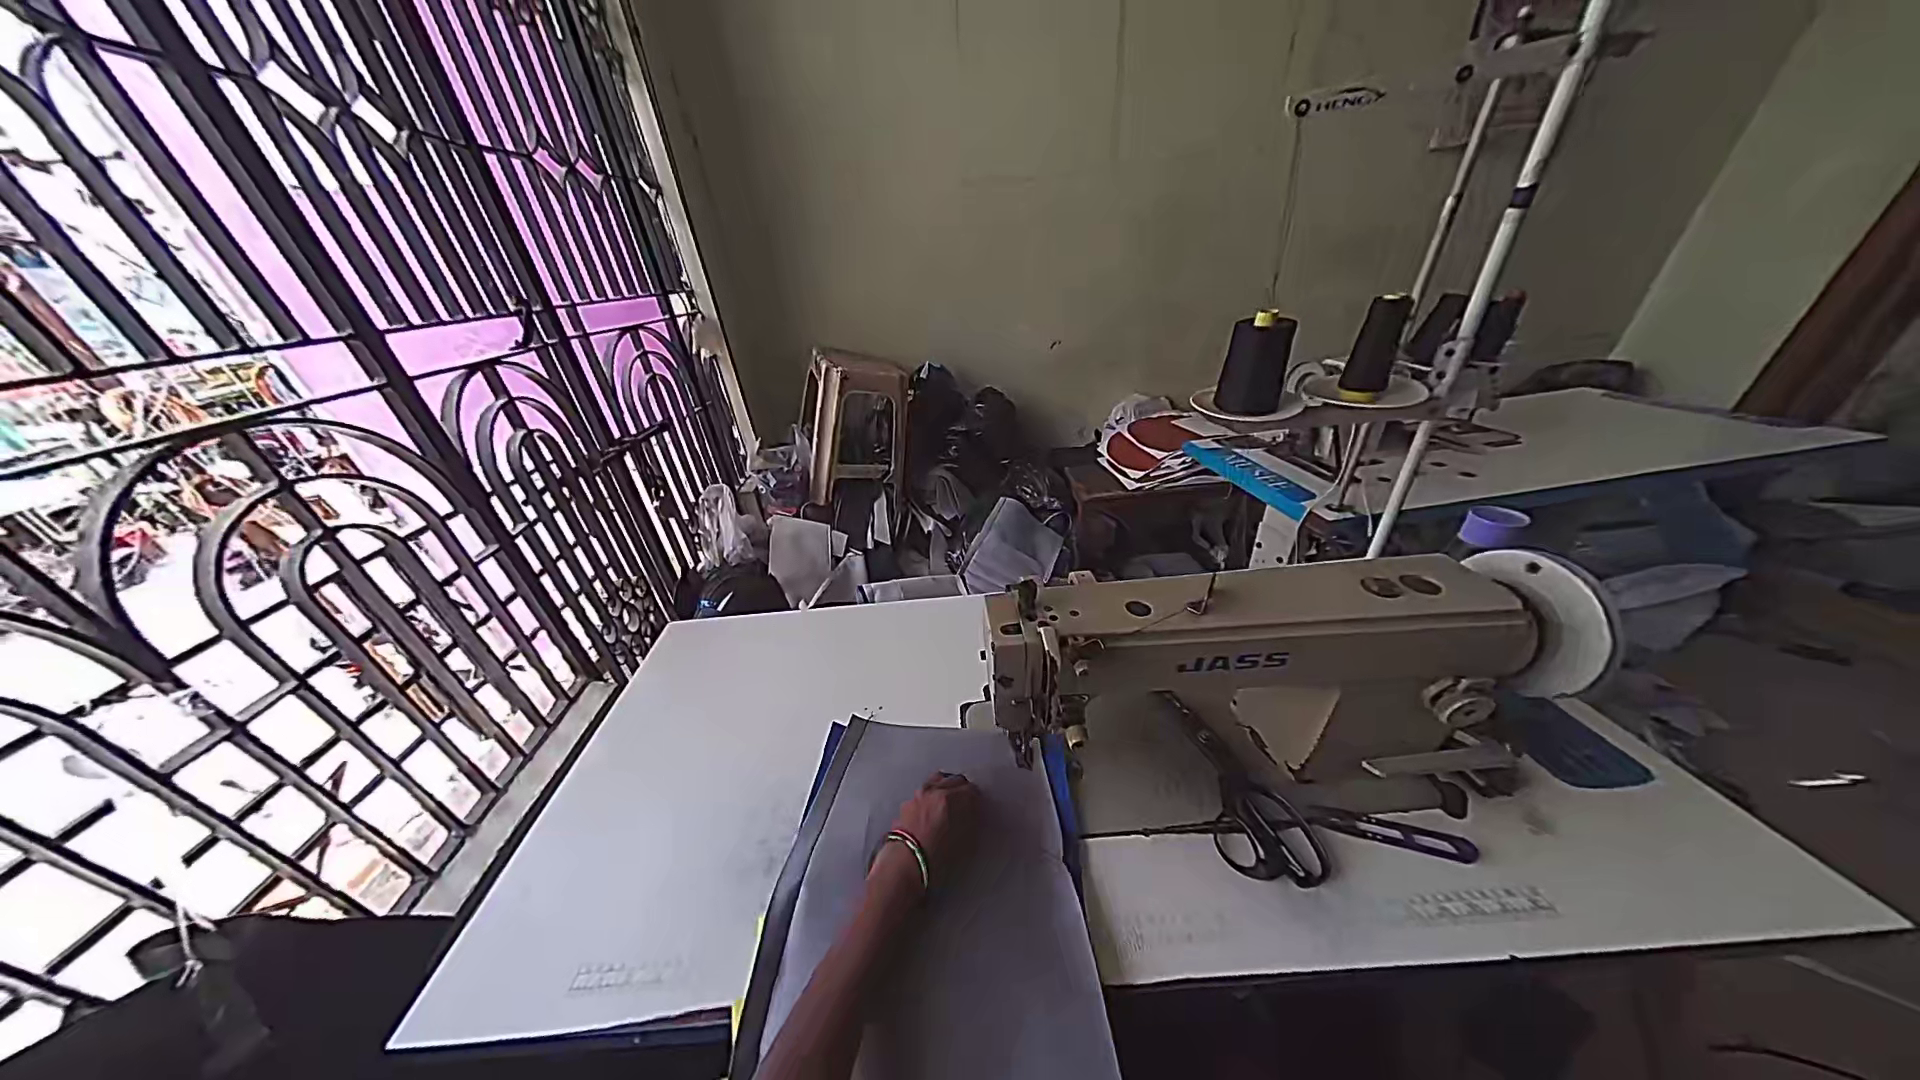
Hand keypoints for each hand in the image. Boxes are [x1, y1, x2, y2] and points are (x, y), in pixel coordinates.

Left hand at [886, 772, 979, 886]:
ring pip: (936, 782)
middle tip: (964, 803)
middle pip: (954, 780)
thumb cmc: (938, 859)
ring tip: (946, 803)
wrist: (905, 866)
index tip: (977, 806)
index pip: (971, 789)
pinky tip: (930, 813)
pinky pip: (922, 794)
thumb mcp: (966, 842)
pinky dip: (929, 798)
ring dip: (944, 788)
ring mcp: (918, 796)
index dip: (976, 799)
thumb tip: (971, 813)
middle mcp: (935, 791)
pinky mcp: (906, 804)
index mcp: (952, 799)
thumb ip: (970, 820)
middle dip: (961, 790)